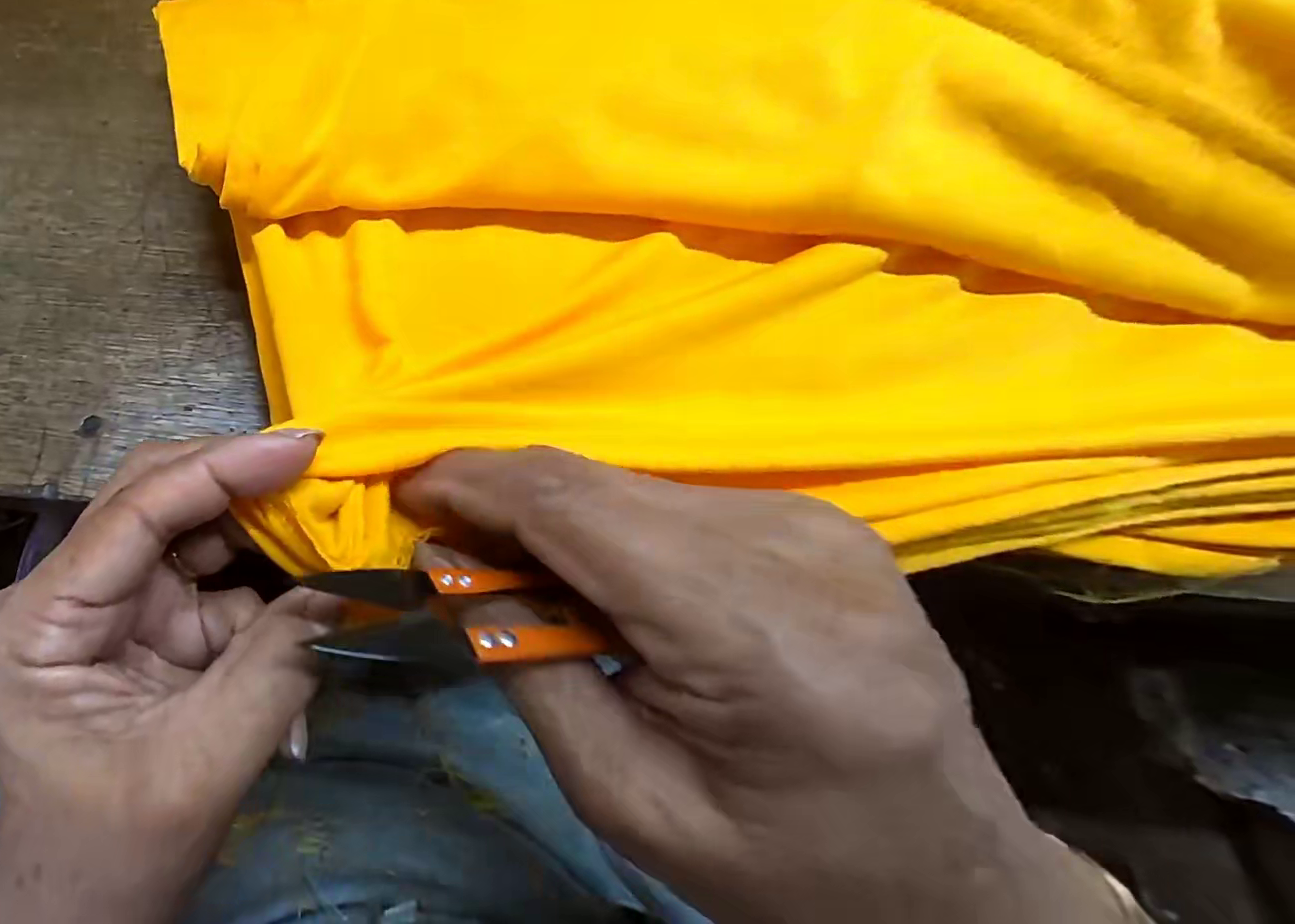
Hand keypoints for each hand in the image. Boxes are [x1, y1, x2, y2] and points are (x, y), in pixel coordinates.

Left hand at [0, 432, 341, 923]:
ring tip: (318, 517)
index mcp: (38, 622)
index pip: (132, 512)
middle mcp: (66, 591)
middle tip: (315, 464)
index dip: (220, 468)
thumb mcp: (198, 769)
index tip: (300, 446)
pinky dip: (264, 584)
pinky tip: (302, 606)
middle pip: (153, 495)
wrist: (87, 913)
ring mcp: (111, 601)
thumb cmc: (116, 854)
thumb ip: (274, 673)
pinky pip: (215, 577)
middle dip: (236, 477)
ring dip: (255, 520)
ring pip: (187, 522)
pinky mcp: (151, 618)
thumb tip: (339, 596)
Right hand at [398, 447, 1131, 923]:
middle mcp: (794, 548)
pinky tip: (572, 556)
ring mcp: (809, 517)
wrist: (944, 874)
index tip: (409, 490)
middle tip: (435, 522)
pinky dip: (592, 514)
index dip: (479, 487)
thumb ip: (523, 663)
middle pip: (595, 483)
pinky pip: (658, 492)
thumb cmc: (774, 867)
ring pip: (620, 479)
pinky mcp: (804, 511)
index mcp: (760, 639)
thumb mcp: (620, 796)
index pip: (580, 513)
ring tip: (495, 547)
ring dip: (540, 504)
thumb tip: (446, 560)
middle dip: (496, 490)